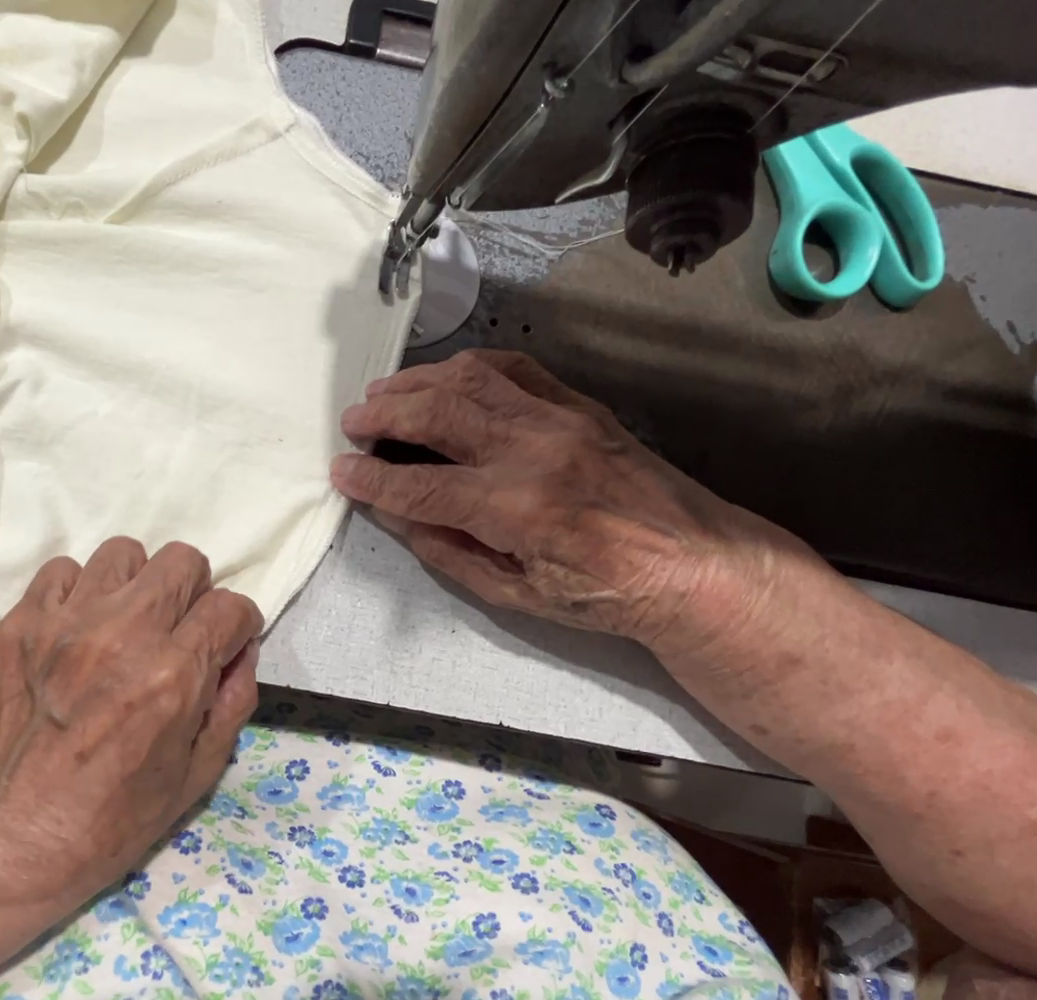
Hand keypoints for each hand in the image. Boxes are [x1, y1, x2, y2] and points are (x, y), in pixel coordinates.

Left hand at [0, 538, 262, 908]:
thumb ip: (234, 701)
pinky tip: (78, 630)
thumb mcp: (200, 774)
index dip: (237, 627)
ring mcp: (65, 623)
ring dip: (137, 585)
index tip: (225, 644)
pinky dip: (80, 593)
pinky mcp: (21, 622)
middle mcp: (121, 634)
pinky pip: (63, 570)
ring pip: (124, 553)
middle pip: (182, 561)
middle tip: (179, 630)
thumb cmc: (116, 817)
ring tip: (126, 624)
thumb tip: (241, 648)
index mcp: (172, 676)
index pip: (229, 607)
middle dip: (194, 593)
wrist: (15, 833)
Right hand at [331, 349, 792, 654]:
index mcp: (516, 508)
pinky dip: (469, 367)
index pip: (420, 487)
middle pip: (436, 415)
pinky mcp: (579, 406)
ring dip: (416, 383)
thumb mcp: (514, 593)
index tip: (340, 473)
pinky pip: (513, 370)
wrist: (695, 565)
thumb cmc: (603, 595)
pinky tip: (445, 378)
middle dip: (382, 416)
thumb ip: (447, 550)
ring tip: (383, 395)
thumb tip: (396, 515)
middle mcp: (533, 451)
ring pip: (469, 380)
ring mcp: (559, 420)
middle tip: (352, 424)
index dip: (371, 481)